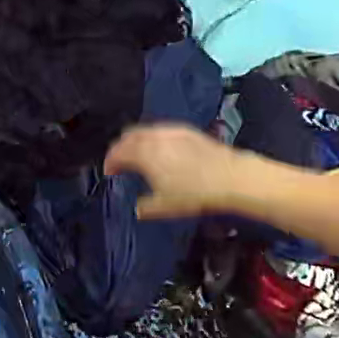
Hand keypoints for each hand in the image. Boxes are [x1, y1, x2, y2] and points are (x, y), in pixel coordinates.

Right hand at [104, 124, 257, 218]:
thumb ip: (146, 207)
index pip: (118, 152)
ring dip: (136, 141)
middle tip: (120, 161)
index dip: (110, 162)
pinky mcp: (186, 130)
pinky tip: (161, 149)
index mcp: (144, 154)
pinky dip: (152, 137)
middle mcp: (154, 138)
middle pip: (129, 136)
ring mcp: (171, 130)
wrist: (229, 176)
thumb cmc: (194, 193)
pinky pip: (160, 129)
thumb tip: (137, 208)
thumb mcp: (165, 206)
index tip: (109, 172)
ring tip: (138, 155)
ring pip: (145, 130)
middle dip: (121, 148)